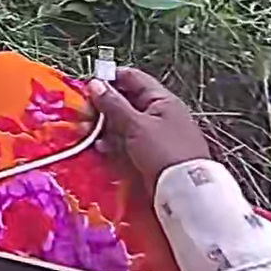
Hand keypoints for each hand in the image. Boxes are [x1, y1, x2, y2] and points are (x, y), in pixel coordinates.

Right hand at [86, 68, 210, 180]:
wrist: (186, 192)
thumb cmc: (163, 151)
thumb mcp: (136, 125)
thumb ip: (113, 103)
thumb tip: (94, 83)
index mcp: (162, 100)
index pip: (132, 78)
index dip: (109, 78)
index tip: (87, 87)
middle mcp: (160, 113)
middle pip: (126, 100)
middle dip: (104, 105)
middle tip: (84, 111)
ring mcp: (156, 133)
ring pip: (124, 121)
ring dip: (106, 125)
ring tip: (88, 130)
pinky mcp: (151, 151)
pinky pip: (128, 139)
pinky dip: (114, 141)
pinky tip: (102, 148)